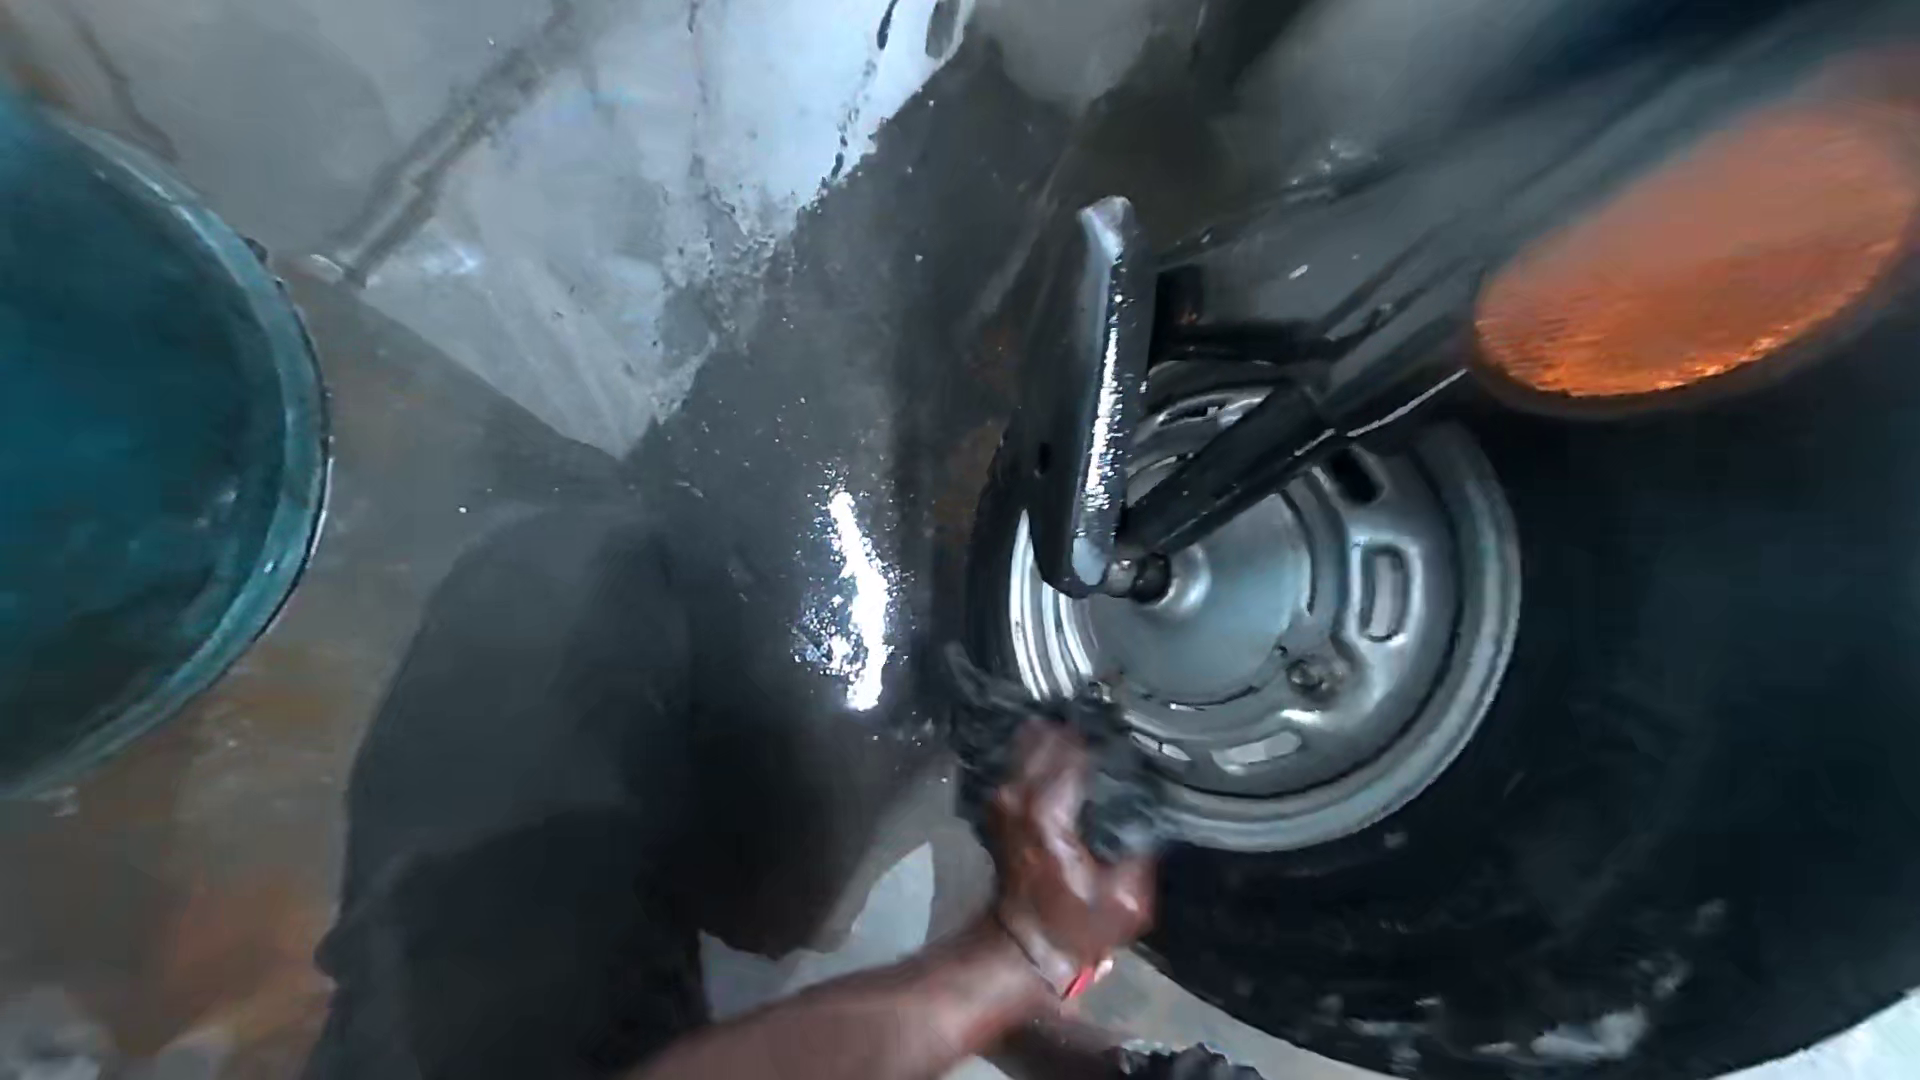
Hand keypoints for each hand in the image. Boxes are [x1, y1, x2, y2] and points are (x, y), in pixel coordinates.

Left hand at [988, 721, 1156, 996]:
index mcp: (1048, 812)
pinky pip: (1019, 757)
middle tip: (1107, 726)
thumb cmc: (1076, 923)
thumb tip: (1153, 803)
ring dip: (1057, 734)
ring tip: (1088, 732)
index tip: (1124, 729)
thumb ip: (1141, 844)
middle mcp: (1018, 794)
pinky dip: (1041, 748)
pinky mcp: (997, 800)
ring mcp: (1001, 795)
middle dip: (1077, 728)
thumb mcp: (1126, 896)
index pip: (1074, 749)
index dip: (1101, 737)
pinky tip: (1065, 749)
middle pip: (1046, 735)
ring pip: (1028, 740)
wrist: (1024, 943)